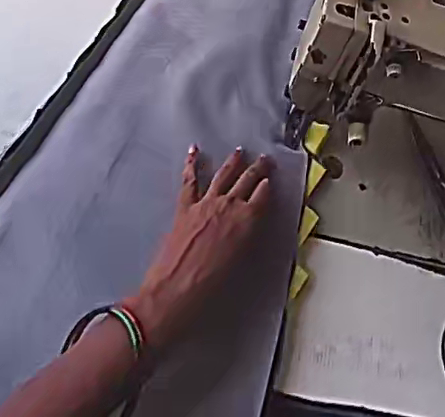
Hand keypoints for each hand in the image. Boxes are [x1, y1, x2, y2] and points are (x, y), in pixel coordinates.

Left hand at [123, 145, 272, 352]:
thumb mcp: (239, 261)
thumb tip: (249, 223)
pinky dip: (192, 164)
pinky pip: (190, 181)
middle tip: (265, 158)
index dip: (268, 184)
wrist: (172, 293)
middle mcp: (229, 205)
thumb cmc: (210, 287)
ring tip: (240, 151)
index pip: (263, 194)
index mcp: (246, 220)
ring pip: (223, 174)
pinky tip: (194, 150)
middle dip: (258, 167)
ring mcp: (206, 203)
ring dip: (233, 161)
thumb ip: (247, 236)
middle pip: (247, 179)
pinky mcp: (185, 207)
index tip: (271, 178)